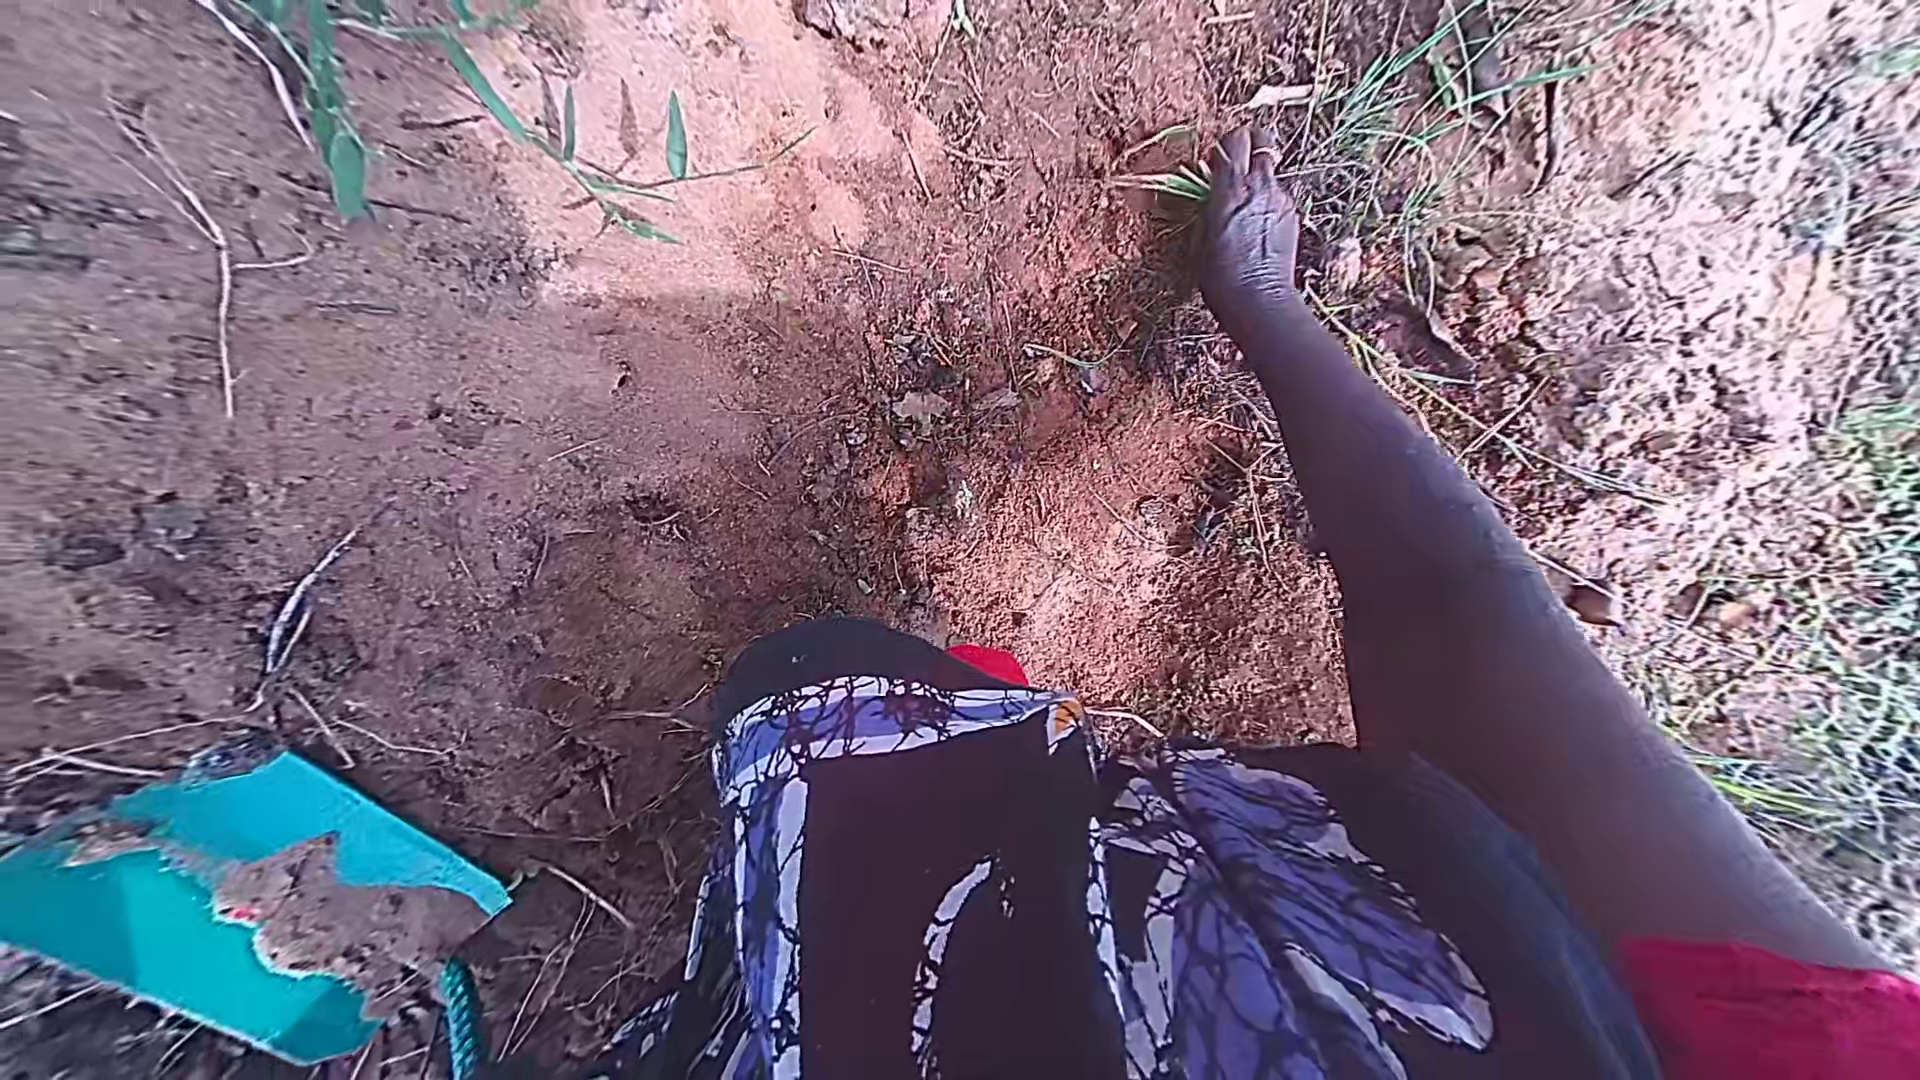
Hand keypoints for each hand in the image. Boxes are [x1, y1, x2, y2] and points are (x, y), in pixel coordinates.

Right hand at [1199, 126, 1300, 315]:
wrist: (1259, 301)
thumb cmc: (1222, 281)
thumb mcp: (1200, 245)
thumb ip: (1206, 211)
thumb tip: (1209, 197)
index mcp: (1230, 192)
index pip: (1232, 141)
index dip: (1222, 146)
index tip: (1214, 160)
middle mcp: (1259, 186)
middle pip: (1260, 138)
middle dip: (1247, 143)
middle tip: (1236, 161)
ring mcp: (1280, 197)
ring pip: (1269, 168)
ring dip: (1256, 176)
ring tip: (1244, 204)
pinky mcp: (1292, 212)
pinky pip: (1277, 194)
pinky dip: (1266, 201)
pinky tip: (1256, 227)